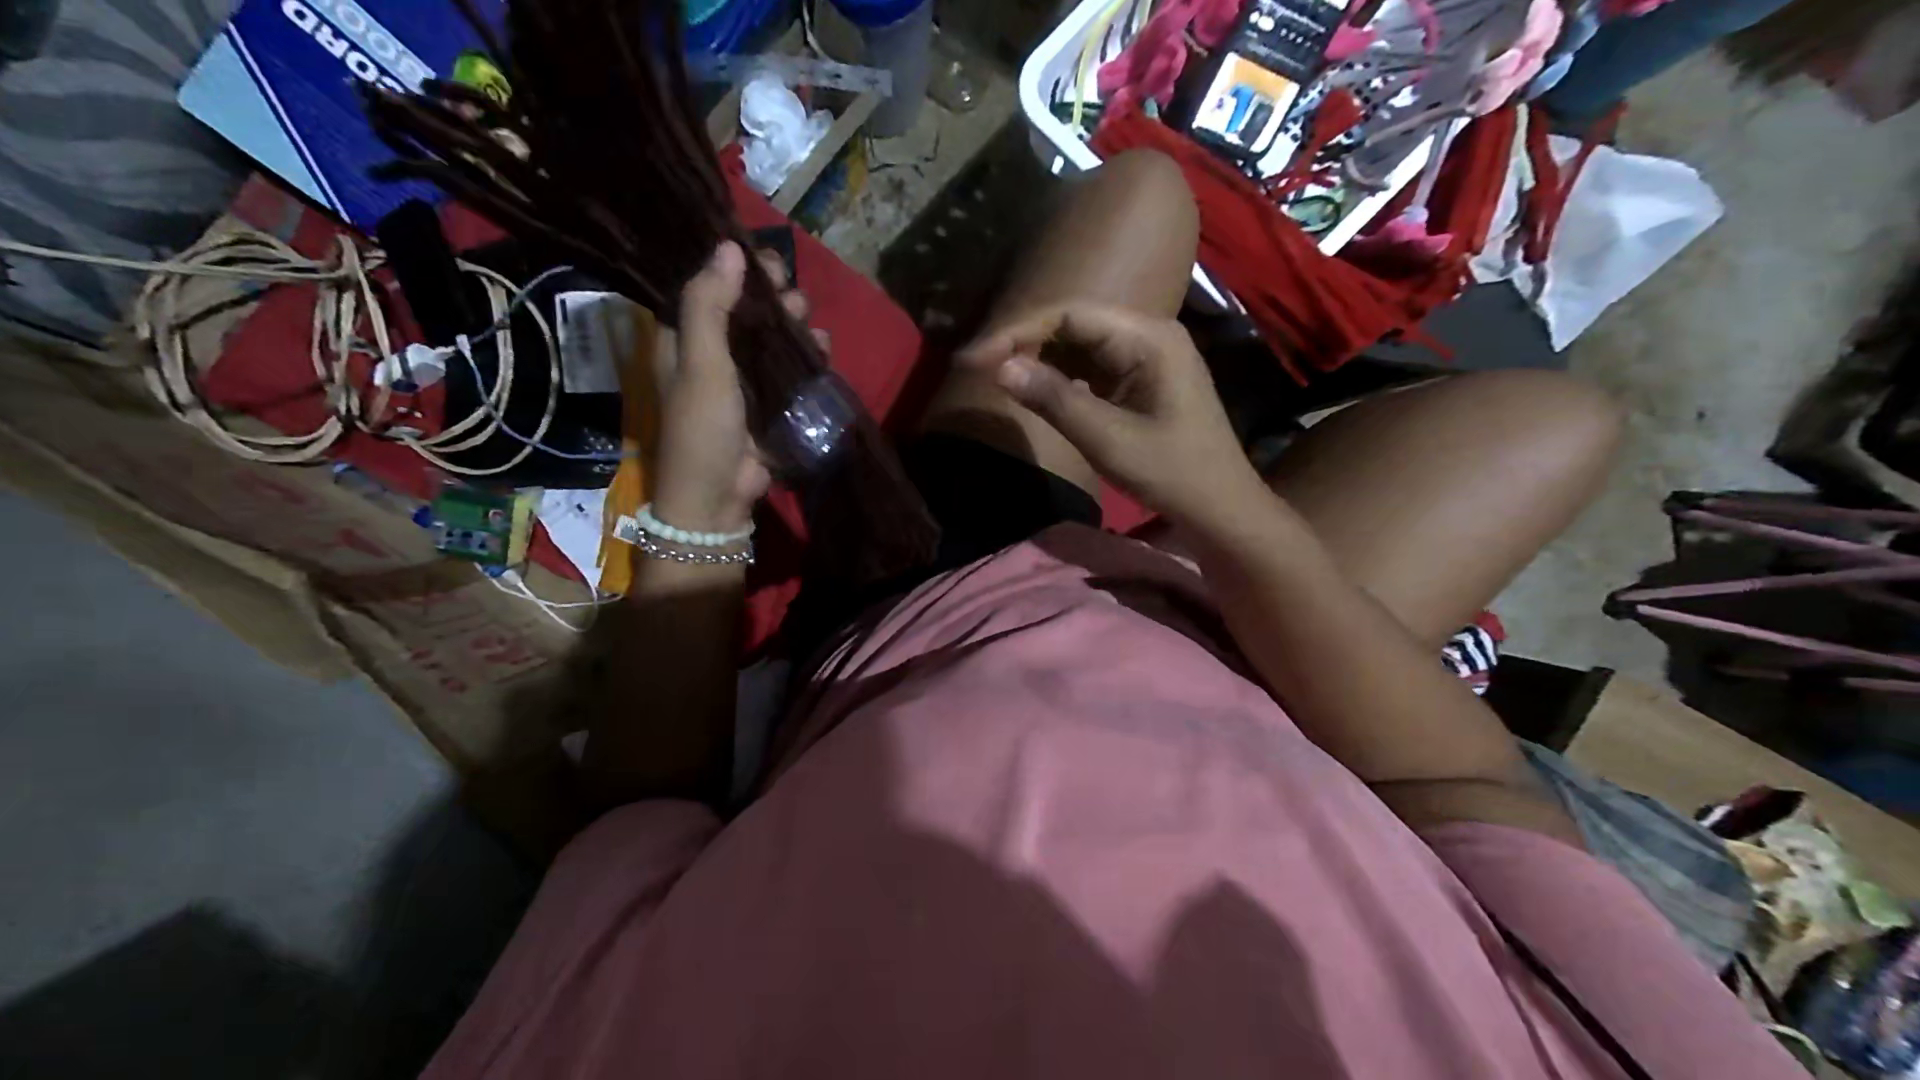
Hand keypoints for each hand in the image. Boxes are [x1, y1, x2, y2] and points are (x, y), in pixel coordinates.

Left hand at [649, 241, 813, 533]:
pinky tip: (822, 349)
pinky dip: (807, 355)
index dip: (736, 268)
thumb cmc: (702, 427)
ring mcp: (744, 379)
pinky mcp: (770, 402)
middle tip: (793, 293)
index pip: (709, 288)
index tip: (766, 258)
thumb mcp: (701, 364)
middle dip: (773, 296)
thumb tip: (728, 246)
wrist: (718, 497)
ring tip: (810, 321)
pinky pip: (790, 368)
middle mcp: (713, 353)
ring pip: (772, 337)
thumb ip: (709, 306)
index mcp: (684, 339)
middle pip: (746, 310)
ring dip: (794, 323)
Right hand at [959, 304, 1266, 531]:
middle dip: (1025, 343)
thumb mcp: (1107, 439)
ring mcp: (1148, 355)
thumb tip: (1000, 368)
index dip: (1017, 332)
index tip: (973, 359)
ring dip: (1041, 359)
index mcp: (1148, 337)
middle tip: (979, 369)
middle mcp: (1149, 334)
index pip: (1069, 315)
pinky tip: (1040, 392)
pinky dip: (1062, 376)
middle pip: (1074, 323)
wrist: (1219, 505)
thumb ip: (1054, 399)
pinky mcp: (1143, 378)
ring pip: (1080, 344)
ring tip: (1001, 379)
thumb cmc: (1171, 471)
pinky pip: (1093, 364)